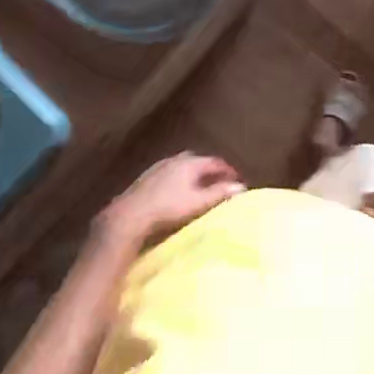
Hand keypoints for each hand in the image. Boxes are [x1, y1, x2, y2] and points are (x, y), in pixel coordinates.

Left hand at [96, 153, 244, 245]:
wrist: (132, 213)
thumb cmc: (169, 207)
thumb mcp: (198, 202)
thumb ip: (220, 194)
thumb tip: (241, 187)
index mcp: (190, 162)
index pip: (215, 161)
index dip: (228, 170)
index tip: (238, 180)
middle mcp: (175, 159)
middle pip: (198, 161)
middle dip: (211, 170)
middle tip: (221, 183)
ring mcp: (159, 166)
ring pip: (183, 166)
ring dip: (195, 174)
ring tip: (202, 188)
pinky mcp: (148, 177)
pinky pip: (171, 173)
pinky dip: (181, 178)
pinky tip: (179, 191)